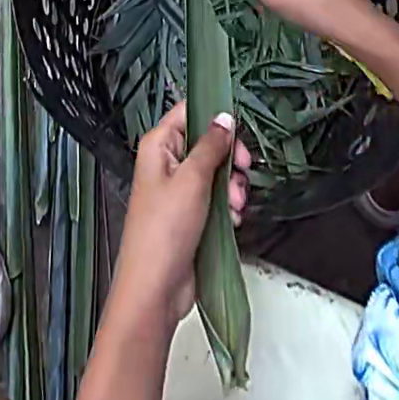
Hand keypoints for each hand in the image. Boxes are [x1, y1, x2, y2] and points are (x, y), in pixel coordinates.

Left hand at [110, 102, 250, 324]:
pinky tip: (231, 219)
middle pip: (208, 142)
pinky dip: (227, 205)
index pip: (188, 112)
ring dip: (232, 186)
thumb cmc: (165, 229)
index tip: (238, 134)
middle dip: (229, 159)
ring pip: (216, 171)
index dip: (214, 118)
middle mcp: (167, 162)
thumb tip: (224, 117)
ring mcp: (179, 188)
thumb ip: (211, 145)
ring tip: (234, 205)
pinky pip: (216, 197)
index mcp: (159, 145)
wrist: (156, 287)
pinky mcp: (190, 212)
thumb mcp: (192, 179)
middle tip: (242, 172)